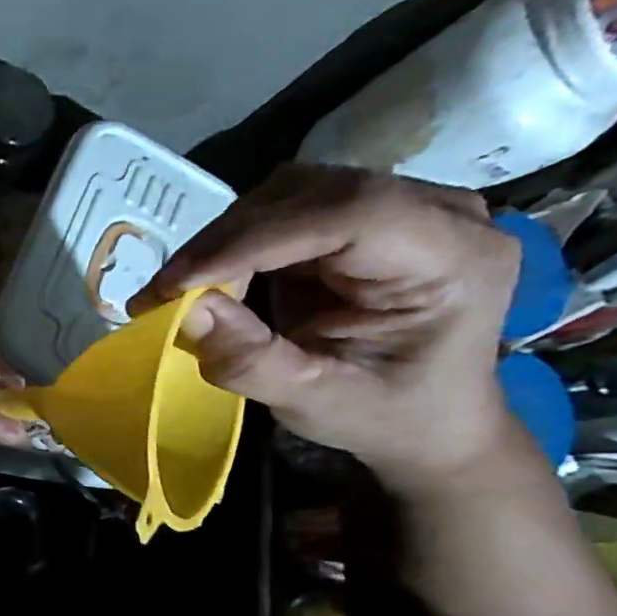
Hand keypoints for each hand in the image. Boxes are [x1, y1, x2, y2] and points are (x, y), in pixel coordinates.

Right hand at [140, 165, 523, 491]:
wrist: (428, 421)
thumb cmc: (383, 417)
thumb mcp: (315, 402)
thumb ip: (252, 361)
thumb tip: (184, 312)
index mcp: (454, 260)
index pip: (349, 214)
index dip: (254, 240)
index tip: (177, 283)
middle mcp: (438, 214)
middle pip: (313, 194)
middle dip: (226, 241)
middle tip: (162, 295)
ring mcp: (401, 208)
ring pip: (290, 194)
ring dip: (225, 240)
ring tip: (183, 291)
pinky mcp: (363, 218)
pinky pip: (285, 211)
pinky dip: (236, 244)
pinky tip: (213, 281)